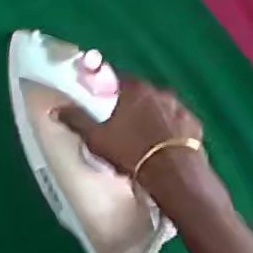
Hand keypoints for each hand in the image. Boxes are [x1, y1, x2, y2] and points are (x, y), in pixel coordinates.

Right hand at [53, 75, 224, 211]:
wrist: (174, 175)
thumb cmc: (130, 152)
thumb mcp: (96, 139)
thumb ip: (76, 120)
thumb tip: (57, 109)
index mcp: (134, 89)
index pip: (116, 77)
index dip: (106, 88)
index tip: (101, 101)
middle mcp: (159, 91)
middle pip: (139, 92)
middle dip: (129, 103)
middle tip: (119, 123)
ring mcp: (180, 107)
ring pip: (160, 106)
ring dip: (151, 116)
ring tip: (142, 137)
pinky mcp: (195, 124)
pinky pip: (177, 122)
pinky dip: (170, 129)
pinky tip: (163, 146)